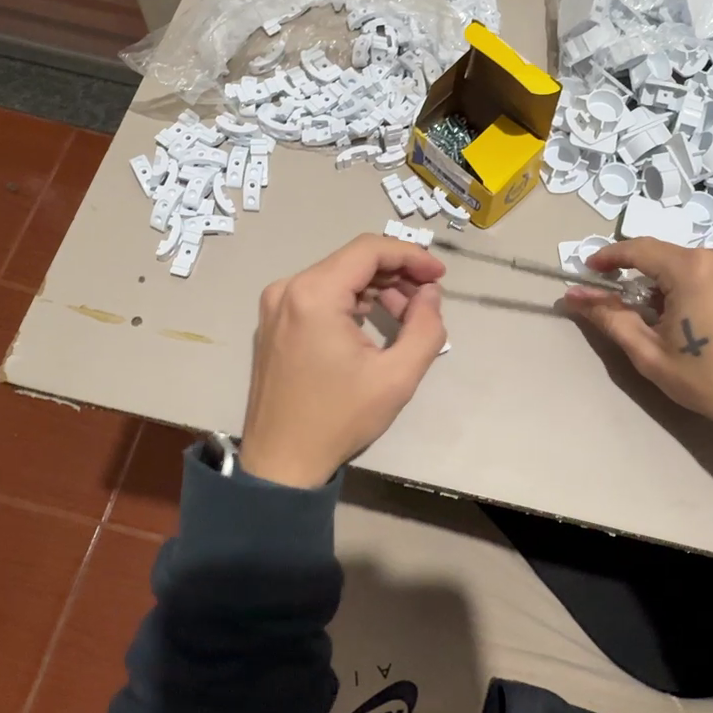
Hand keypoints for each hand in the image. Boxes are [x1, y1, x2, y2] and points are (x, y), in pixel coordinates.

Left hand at [239, 234, 448, 487]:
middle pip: (352, 261)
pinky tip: (373, 325)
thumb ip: (425, 328)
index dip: (411, 255)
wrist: (281, 462)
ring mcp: (276, 305)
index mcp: (314, 294)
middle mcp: (288, 288)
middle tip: (426, 302)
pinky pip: (319, 295)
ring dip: (375, 290)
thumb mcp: (397, 377)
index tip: (439, 275)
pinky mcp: (273, 322)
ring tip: (405, 318)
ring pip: (336, 277)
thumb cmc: (339, 418)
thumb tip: (430, 294)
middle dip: (396, 275)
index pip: (369, 250)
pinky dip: (350, 301)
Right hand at [565, 239, 712, 461]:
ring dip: (694, 286)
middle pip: (677, 260)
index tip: (593, 270)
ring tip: (699, 327)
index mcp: (693, 269)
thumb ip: (610, 318)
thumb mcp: (650, 354)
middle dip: (659, 283)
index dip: (611, 257)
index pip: (640, 249)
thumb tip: (574, 295)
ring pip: (709, 266)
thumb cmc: (711, 383)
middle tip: (656, 321)